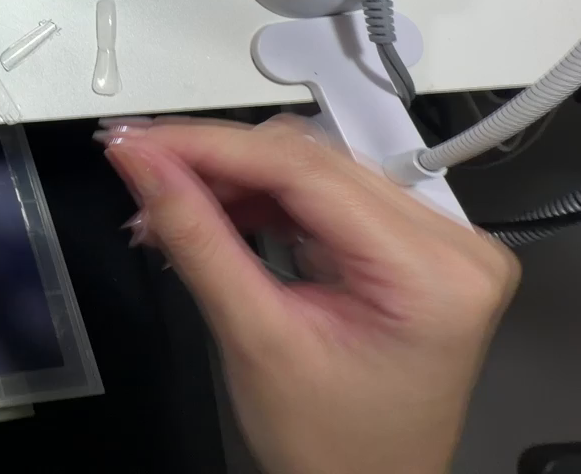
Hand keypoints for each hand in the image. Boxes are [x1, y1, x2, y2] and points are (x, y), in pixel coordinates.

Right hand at [98, 116, 519, 473]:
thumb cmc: (331, 440)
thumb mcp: (251, 334)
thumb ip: (193, 235)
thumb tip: (139, 161)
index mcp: (432, 272)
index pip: (300, 170)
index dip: (204, 146)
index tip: (136, 141)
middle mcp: (444, 243)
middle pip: (299, 159)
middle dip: (206, 160)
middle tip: (137, 166)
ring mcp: (421, 239)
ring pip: (294, 165)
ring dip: (218, 176)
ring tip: (161, 202)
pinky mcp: (388, 240)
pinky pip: (302, 189)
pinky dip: (240, 195)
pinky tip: (199, 211)